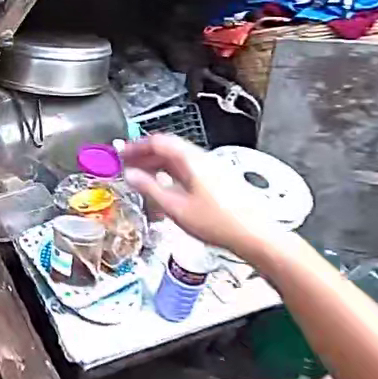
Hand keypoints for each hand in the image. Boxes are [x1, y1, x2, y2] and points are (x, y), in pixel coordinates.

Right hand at [120, 134, 266, 253]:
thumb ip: (149, 188)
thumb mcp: (175, 207)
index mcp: (191, 160)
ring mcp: (212, 169)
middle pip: (168, 148)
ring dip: (157, 166)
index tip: (122, 153)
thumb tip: (131, 175)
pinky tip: (166, 190)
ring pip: (178, 159)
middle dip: (145, 155)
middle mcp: (203, 159)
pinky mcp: (218, 181)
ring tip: (142, 178)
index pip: (158, 142)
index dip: (136, 146)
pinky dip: (171, 174)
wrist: (256, 236)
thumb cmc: (221, 222)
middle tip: (128, 164)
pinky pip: (188, 170)